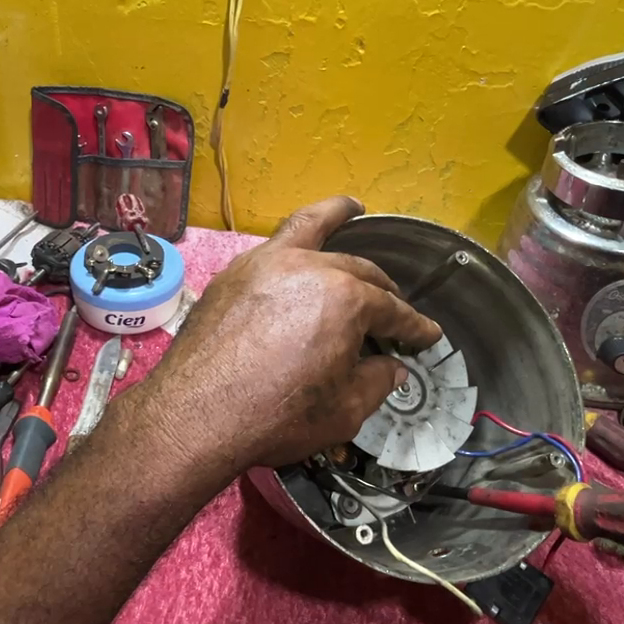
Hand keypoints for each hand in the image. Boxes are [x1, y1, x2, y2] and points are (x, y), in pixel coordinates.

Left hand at [131, 196, 440, 476]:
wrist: (195, 414)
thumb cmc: (276, 416)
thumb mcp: (343, 412)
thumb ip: (375, 382)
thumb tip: (391, 366)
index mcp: (345, 299)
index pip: (391, 310)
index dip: (414, 326)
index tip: (428, 335)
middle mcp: (309, 267)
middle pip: (358, 270)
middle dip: (383, 289)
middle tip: (394, 308)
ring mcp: (267, 262)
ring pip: (310, 228)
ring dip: (336, 216)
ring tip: (353, 207)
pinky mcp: (236, 271)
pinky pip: (274, 245)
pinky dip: (296, 238)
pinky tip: (299, 246)